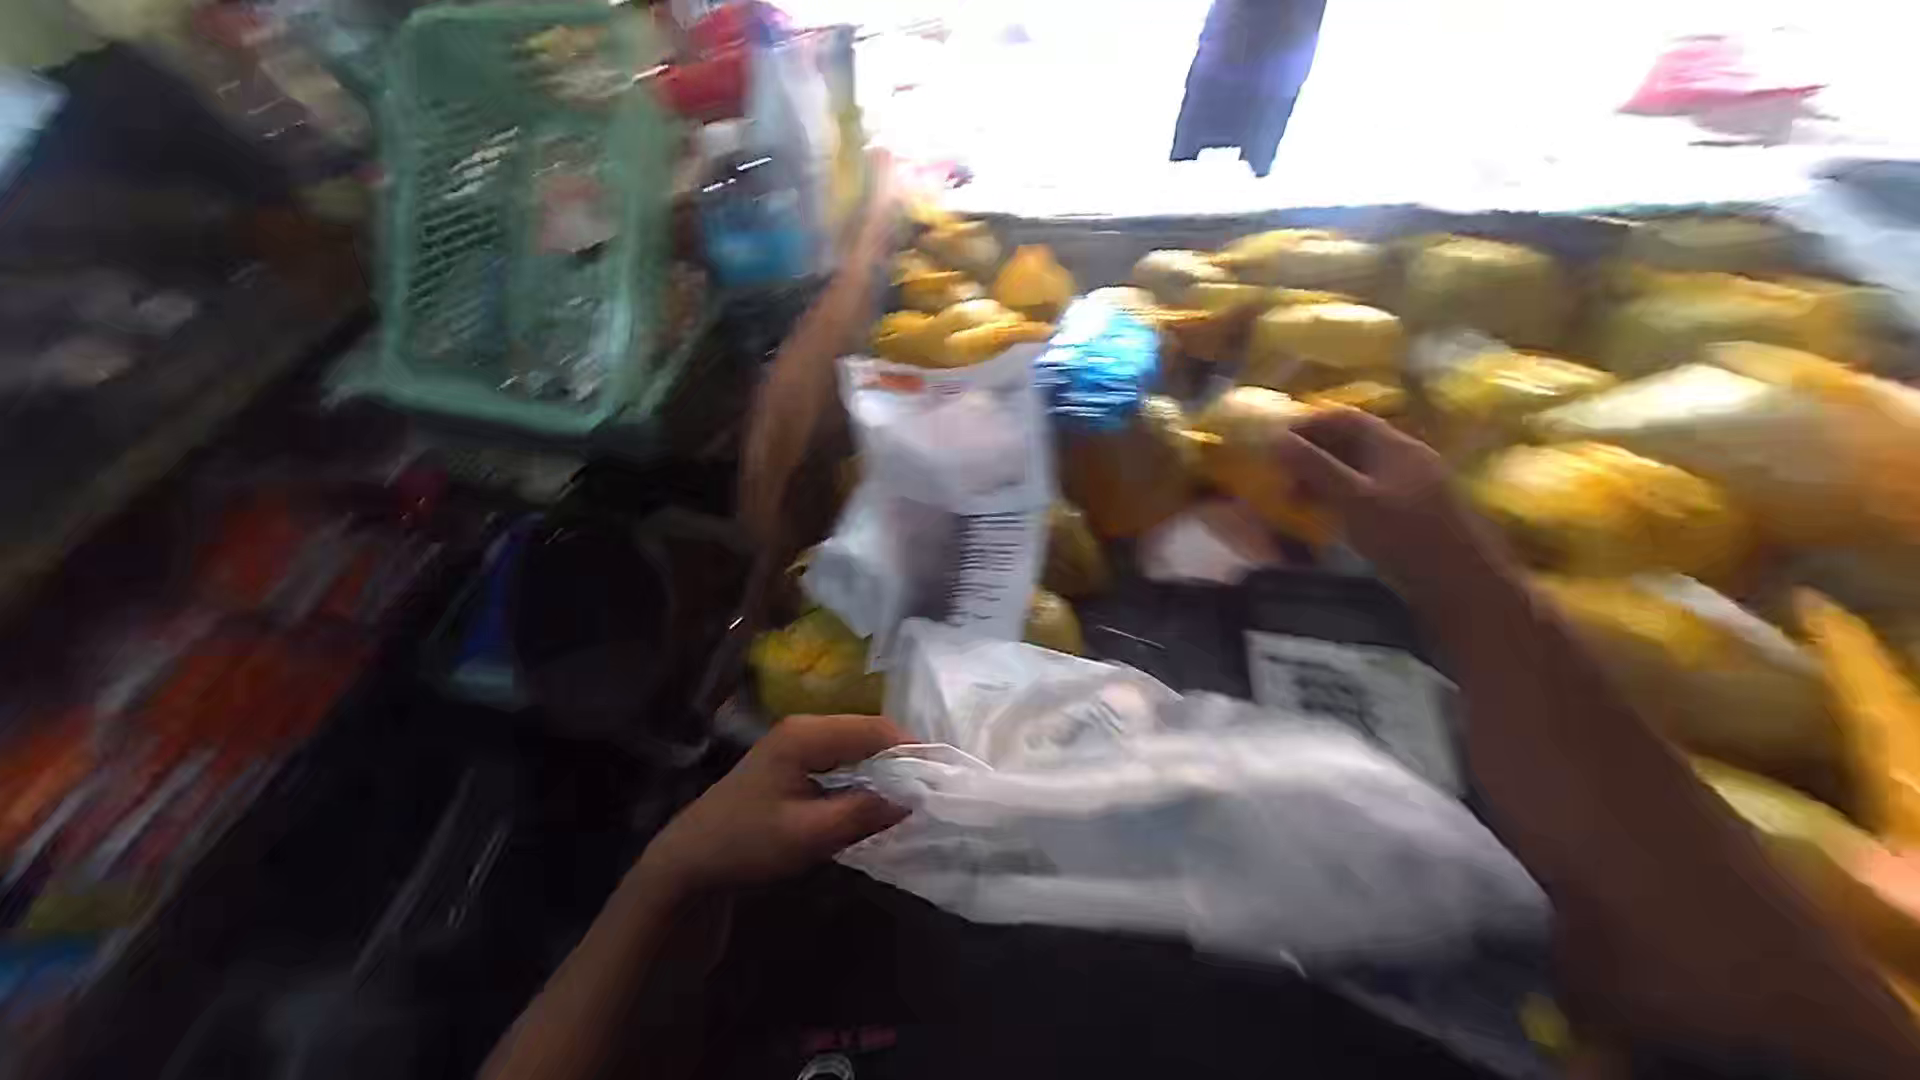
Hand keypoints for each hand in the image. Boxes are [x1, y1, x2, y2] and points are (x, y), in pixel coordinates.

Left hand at [637, 714, 909, 898]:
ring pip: (857, 744)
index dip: (911, 748)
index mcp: (806, 734)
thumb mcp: (807, 835)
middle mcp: (805, 727)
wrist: (690, 862)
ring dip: (885, 765)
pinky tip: (878, 795)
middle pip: (868, 731)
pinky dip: (865, 773)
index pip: (874, 729)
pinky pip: (843, 758)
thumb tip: (913, 799)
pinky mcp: (796, 760)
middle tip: (932, 786)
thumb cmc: (746, 844)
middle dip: (901, 756)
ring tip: (914, 791)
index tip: (941, 775)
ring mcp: (798, 742)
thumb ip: (862, 813)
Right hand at [1273, 407, 1513, 599]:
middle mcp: (1406, 459)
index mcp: (1395, 447)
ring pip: (1359, 468)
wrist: (1464, 587)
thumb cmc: (1407, 538)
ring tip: (1298, 499)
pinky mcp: (1413, 512)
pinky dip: (1341, 496)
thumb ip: (1315, 468)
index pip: (1345, 419)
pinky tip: (1329, 517)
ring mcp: (1413, 486)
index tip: (1274, 443)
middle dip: (1313, 453)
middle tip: (1281, 475)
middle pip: (1352, 441)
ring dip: (1325, 477)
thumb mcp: (1354, 501)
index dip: (1307, 425)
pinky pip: (1369, 491)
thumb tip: (1276, 439)